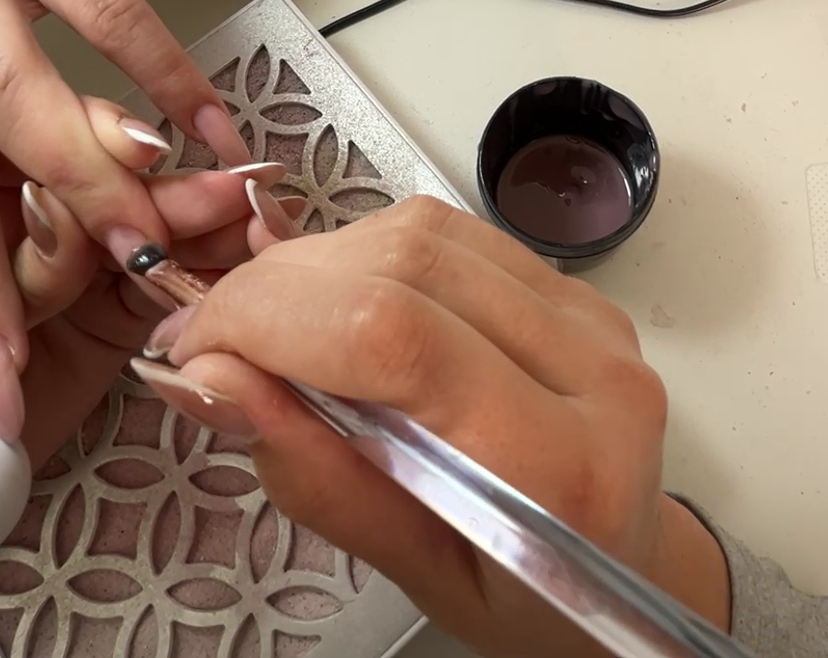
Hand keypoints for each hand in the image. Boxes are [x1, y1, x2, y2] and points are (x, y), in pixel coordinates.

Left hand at [0, 104, 282, 594]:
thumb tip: (65, 215)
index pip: (34, 157)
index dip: (91, 157)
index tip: (141, 160)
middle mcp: (31, 211)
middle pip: (112, 190)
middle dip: (170, 193)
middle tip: (230, 195)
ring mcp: (83, 259)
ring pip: (153, 231)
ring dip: (205, 226)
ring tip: (256, 223)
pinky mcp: (119, 307)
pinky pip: (170, 285)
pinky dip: (208, 273)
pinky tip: (247, 258)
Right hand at [141, 198, 730, 656]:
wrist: (629, 561)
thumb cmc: (528, 595)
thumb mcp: (415, 577)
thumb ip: (317, 474)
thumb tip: (212, 377)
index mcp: (560, 463)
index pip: (396, 335)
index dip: (273, 318)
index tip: (198, 347)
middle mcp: (592, 365)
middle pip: (409, 263)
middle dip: (284, 284)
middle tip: (219, 332)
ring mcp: (591, 313)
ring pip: (428, 231)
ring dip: (326, 260)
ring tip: (279, 317)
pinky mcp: (576, 288)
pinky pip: (456, 234)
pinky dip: (376, 251)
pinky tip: (346, 297)